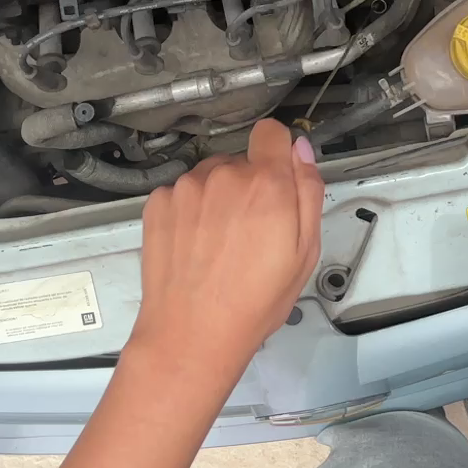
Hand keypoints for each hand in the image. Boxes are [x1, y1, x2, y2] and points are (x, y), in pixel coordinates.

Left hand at [128, 119, 323, 380]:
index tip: (278, 173)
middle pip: (243, 159)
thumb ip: (308, 190)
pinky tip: (197, 243)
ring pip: (212, 175)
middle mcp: (224, 175)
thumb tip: (300, 150)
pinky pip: (183, 191)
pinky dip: (191, 209)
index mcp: (266, 183)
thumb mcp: (306, 251)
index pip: (272, 132)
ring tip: (221, 241)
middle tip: (252, 229)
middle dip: (250, 184)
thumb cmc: (253, 301)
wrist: (192, 335)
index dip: (278, 151)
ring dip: (219, 195)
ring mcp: (187, 187)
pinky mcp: (159, 202)